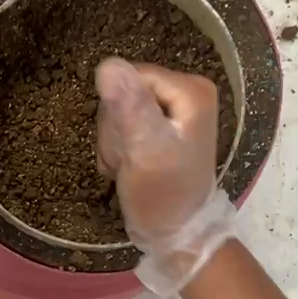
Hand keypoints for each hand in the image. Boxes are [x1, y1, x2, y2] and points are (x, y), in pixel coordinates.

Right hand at [95, 58, 237, 295]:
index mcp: (190, 89)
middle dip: (115, 130)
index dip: (117, 110)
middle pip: (124, 93)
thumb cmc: (163, 196)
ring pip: (118, 112)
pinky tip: (127, 168)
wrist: (175, 234)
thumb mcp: (146, 151)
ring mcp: (173, 112)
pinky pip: (123, 128)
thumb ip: (130, 108)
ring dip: (113, 144)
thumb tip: (107, 65)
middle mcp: (186, 93)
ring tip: (127, 167)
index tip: (126, 144)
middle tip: (127, 160)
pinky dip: (117, 150)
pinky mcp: (161, 130)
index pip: (131, 78)